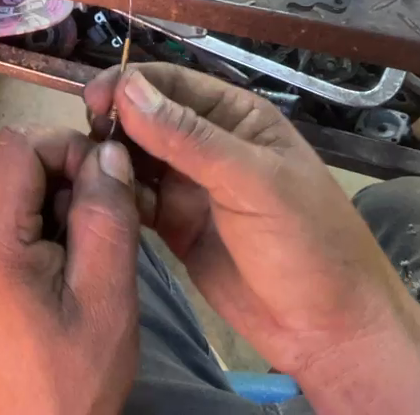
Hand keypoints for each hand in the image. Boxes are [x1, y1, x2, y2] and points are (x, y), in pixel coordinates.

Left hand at [0, 127, 142, 414]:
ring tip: (91, 246)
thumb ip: (106, 215)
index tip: (109, 183)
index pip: (21, 143)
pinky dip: (38, 218)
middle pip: (12, 159)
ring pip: (10, 181)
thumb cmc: (69, 380)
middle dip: (66, 174)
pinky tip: (65, 260)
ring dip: (56, 198)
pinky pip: (2, 210)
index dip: (69, 148)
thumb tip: (110, 151)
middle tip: (110, 215)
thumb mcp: (104, 298)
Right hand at [85, 65, 407, 378]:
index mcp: (233, 117)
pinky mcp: (173, 222)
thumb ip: (188, 137)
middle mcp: (206, 142)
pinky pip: (135, 196)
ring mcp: (188, 183)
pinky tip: (99, 197)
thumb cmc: (308, 244)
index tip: (93, 100)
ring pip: (135, 154)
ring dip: (110, 156)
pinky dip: (116, 192)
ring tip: (88, 168)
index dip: (129, 84)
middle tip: (87, 138)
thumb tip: (127, 89)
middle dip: (114, 120)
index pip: (171, 83)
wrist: (331, 336)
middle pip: (145, 114)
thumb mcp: (253, 182)